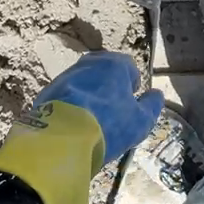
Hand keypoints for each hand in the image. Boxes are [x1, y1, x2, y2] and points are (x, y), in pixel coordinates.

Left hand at [32, 50, 163, 164]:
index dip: (132, 85)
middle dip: (109, 87)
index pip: (129, 67)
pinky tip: (74, 125)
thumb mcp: (141, 121)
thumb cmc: (109, 125)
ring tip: (91, 120)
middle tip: (112, 111)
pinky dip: (72, 105)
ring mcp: (65, 76)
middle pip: (104, 72)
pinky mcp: (47, 92)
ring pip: (84, 83)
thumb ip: (152, 105)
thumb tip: (156, 95)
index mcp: (114, 64)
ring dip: (89, 96)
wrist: (62, 139)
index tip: (130, 103)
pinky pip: (66, 96)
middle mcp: (89, 63)